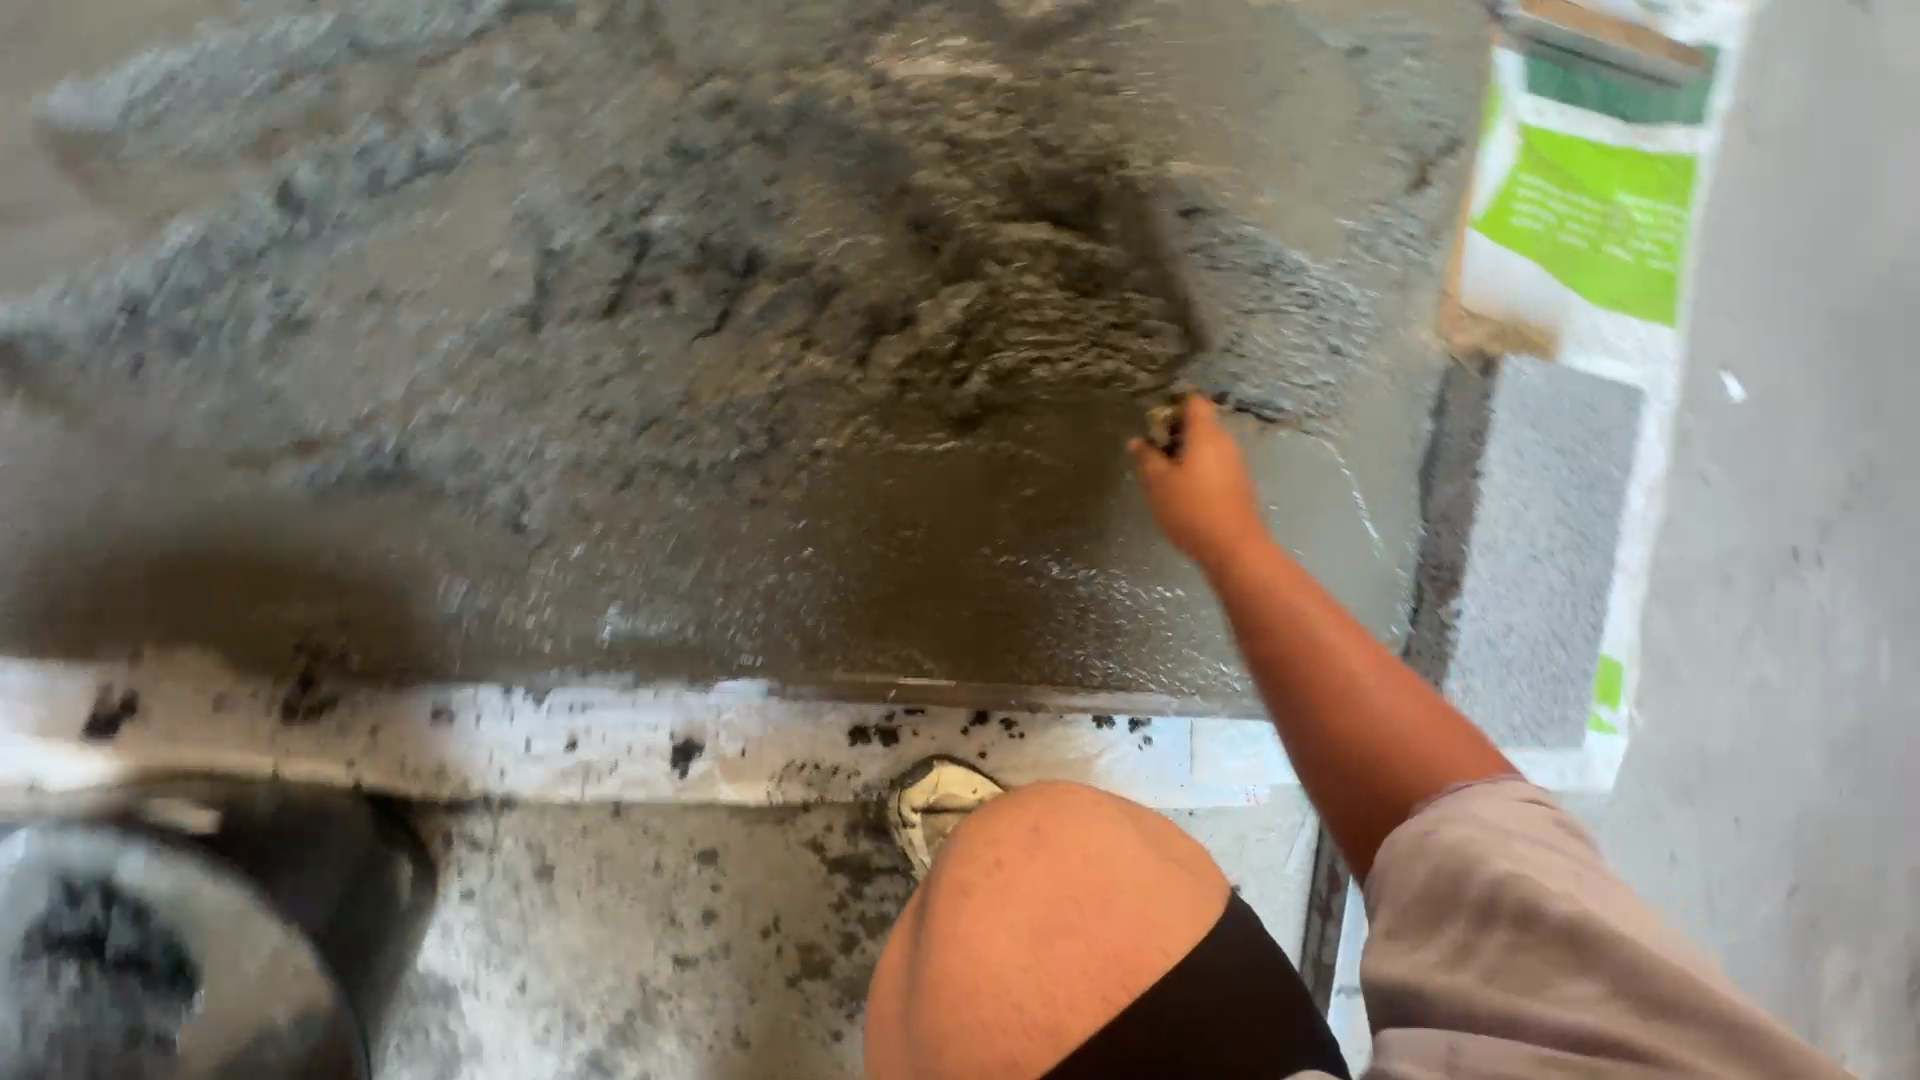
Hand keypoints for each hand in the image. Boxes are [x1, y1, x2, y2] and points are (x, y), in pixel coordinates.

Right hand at [1129, 395, 1269, 573]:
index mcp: (1206, 434)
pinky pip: (1215, 463)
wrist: (1234, 547)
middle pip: (1201, 423)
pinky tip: (1182, 490)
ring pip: (1207, 445)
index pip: (1194, 401)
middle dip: (1175, 431)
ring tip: (1162, 473)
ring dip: (1185, 452)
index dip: (1173, 404)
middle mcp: (1225, 442)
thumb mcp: (1157, 484)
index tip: (1153, 421)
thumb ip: (1146, 458)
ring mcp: (1235, 463)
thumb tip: (1137, 440)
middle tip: (1152, 450)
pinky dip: (1197, 467)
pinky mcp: (1238, 483)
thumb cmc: (1191, 509)